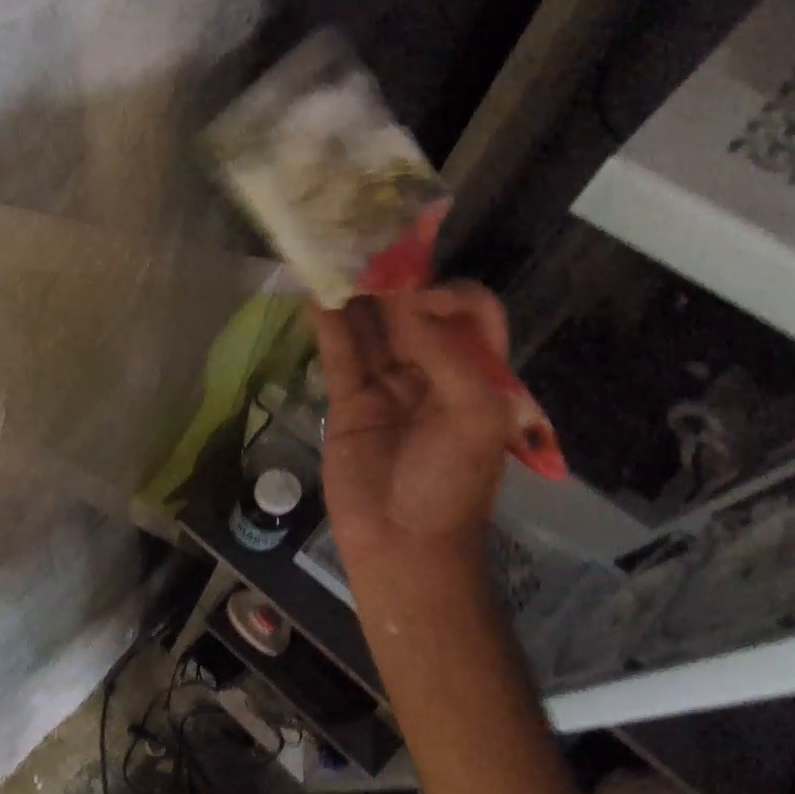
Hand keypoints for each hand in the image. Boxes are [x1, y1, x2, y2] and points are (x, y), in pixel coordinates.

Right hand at [313, 282, 513, 570]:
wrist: (404, 542)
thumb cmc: (451, 483)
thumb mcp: (472, 414)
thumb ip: (444, 353)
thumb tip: (406, 300)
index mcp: (477, 373)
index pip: (467, 312)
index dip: (445, 293)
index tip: (416, 292)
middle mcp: (433, 371)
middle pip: (414, 313)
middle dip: (394, 282)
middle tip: (366, 251)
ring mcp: (389, 386)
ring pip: (373, 330)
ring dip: (358, 298)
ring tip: (336, 261)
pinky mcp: (350, 403)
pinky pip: (341, 357)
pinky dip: (330, 328)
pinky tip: (317, 298)